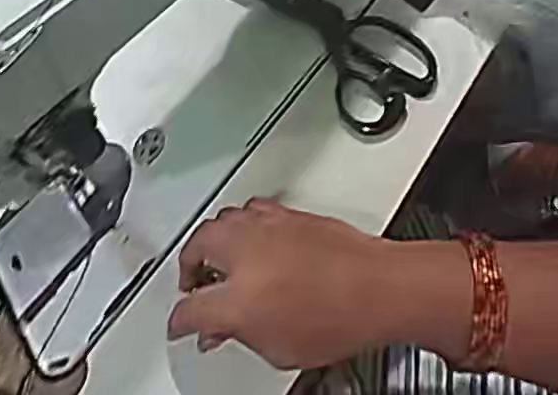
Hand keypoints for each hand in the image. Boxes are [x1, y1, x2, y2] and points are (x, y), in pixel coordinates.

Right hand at [166, 199, 404, 368]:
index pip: (190, 307)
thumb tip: (227, 327)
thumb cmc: (338, 317)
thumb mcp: (276, 348)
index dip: (181, 320)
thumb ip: (241, 333)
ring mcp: (272, 227)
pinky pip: (255, 209)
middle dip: (189, 264)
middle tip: (193, 283)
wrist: (376, 286)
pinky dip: (244, 222)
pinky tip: (251, 236)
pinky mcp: (293, 213)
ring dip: (215, 237)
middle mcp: (250, 253)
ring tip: (218, 257)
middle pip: (199, 245)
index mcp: (238, 297)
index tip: (183, 322)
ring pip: (225, 218)